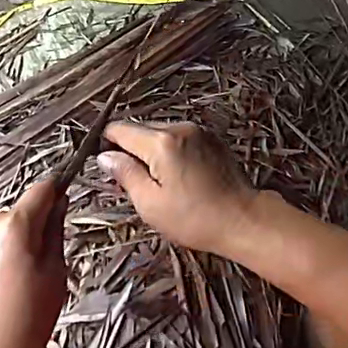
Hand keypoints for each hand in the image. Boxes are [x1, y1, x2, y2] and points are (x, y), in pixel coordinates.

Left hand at [0, 179, 67, 347]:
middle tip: (49, 262)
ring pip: (3, 235)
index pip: (42, 189)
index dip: (58, 192)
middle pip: (21, 213)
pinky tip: (2, 298)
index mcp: (15, 226)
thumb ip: (56, 234)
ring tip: (24, 288)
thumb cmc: (18, 329)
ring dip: (16, 248)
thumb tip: (58, 207)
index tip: (66, 199)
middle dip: (36, 228)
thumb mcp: (55, 277)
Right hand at [97, 121, 260, 254]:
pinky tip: (176, 175)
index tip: (104, 160)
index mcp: (161, 142)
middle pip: (141, 129)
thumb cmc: (194, 218)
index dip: (107, 142)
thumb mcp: (150, 203)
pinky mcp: (210, 138)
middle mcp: (179, 127)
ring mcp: (198, 130)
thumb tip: (104, 156)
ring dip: (151, 150)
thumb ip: (125, 174)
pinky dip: (171, 150)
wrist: (243, 219)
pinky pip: (179, 137)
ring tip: (156, 181)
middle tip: (131, 180)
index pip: (121, 129)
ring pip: (160, 132)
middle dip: (131, 149)